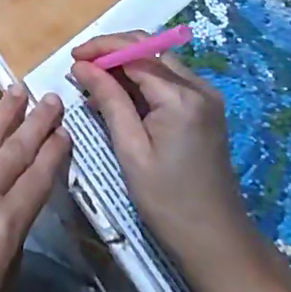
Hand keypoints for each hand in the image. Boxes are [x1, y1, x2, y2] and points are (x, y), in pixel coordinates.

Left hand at [0, 86, 70, 291]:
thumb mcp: (2, 290)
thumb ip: (13, 243)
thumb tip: (16, 212)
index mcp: (5, 228)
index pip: (38, 179)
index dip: (55, 152)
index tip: (66, 131)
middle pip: (15, 150)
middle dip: (36, 122)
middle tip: (51, 97)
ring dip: (3, 112)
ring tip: (18, 89)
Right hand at [70, 33, 255, 264]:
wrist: (217, 242)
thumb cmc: (168, 202)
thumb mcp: (131, 150)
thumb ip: (109, 100)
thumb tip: (83, 66)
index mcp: (181, 97)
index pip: (135, 52)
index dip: (102, 50)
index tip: (73, 59)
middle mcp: (198, 86)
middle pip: (149, 49)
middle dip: (113, 51)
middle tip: (81, 65)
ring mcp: (206, 96)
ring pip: (158, 61)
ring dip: (126, 63)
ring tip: (95, 79)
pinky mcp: (206, 107)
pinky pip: (169, 78)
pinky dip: (143, 78)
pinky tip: (121, 94)